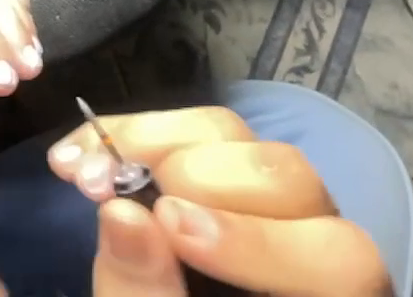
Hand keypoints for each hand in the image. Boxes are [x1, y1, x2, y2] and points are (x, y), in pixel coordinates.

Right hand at [48, 107, 391, 296]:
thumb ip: (143, 295)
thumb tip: (121, 211)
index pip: (339, 261)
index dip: (257, 237)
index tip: (171, 227)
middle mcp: (314, 247)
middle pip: (286, 176)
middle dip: (191, 173)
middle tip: (114, 190)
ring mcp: (265, 205)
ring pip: (230, 135)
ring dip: (145, 142)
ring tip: (83, 172)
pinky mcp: (214, 176)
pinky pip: (181, 131)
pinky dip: (122, 135)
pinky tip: (73, 157)